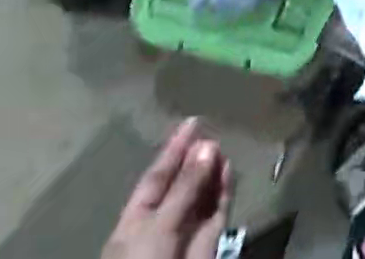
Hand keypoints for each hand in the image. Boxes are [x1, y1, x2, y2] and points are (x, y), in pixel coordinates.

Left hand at [103, 118, 234, 258]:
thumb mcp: (157, 226)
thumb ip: (185, 187)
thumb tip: (208, 145)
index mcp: (135, 221)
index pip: (155, 177)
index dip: (172, 149)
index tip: (191, 121)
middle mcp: (161, 224)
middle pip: (181, 184)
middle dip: (195, 160)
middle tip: (210, 133)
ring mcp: (186, 234)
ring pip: (202, 195)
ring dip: (212, 172)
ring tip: (221, 148)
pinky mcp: (209, 244)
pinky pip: (218, 211)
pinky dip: (225, 190)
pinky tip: (229, 170)